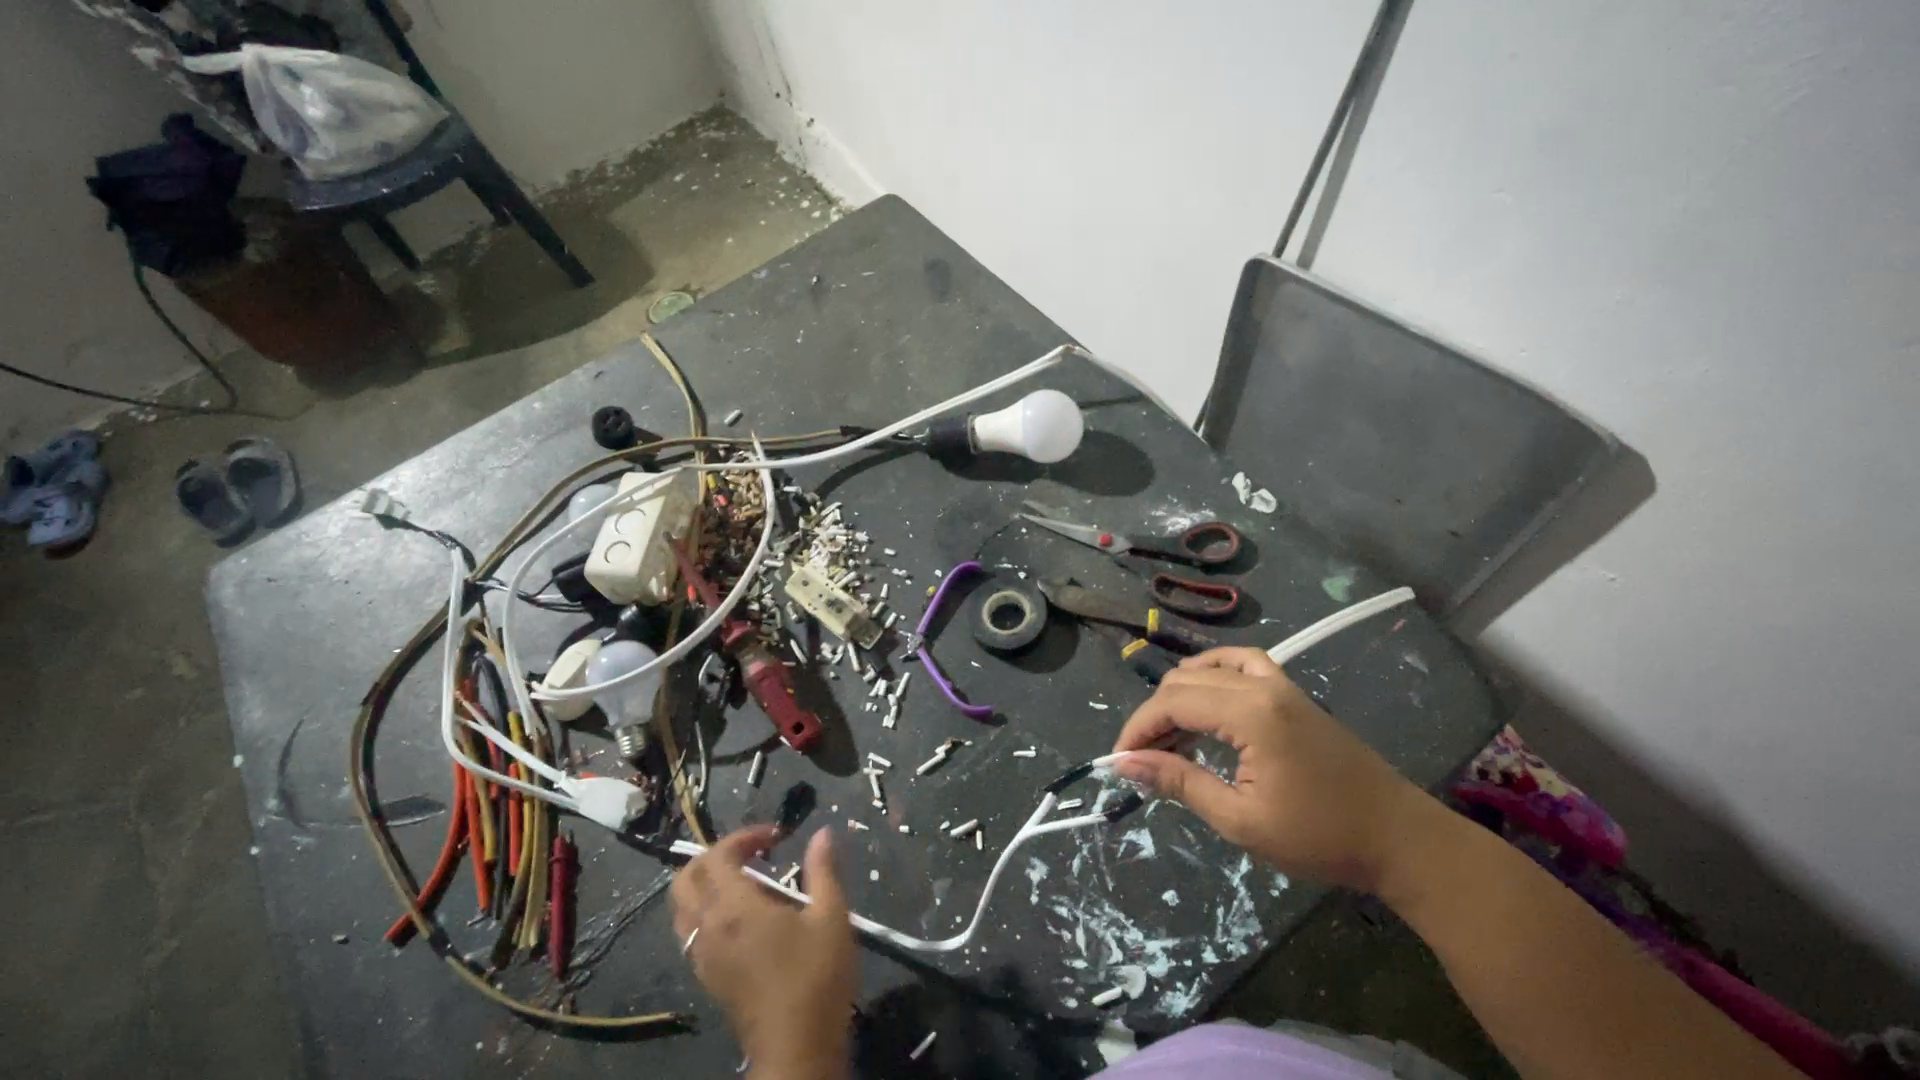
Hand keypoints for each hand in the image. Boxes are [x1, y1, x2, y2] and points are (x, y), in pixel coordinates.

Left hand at [671, 825, 855, 1077]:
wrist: (797, 1047)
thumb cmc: (816, 977)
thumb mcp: (831, 916)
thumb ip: (823, 870)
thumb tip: (822, 833)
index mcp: (734, 907)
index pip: (718, 855)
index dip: (744, 836)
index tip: (777, 837)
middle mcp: (708, 926)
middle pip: (686, 877)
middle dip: (715, 856)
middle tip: (752, 854)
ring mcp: (702, 955)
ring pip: (682, 906)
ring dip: (705, 884)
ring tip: (745, 883)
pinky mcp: (707, 977)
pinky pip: (690, 931)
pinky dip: (706, 911)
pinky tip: (742, 920)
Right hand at [1111, 646, 1445, 894]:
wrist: (1398, 838)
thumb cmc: (1319, 837)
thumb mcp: (1240, 820)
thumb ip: (1180, 783)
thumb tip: (1126, 763)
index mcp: (1251, 713)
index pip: (1173, 702)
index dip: (1138, 728)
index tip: (1120, 762)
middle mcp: (1263, 685)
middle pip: (1187, 682)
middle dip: (1154, 717)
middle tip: (1143, 760)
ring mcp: (1282, 685)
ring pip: (1211, 670)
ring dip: (1181, 698)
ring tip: (1170, 741)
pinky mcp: (1294, 694)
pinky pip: (1243, 665)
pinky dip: (1213, 677)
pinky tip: (1205, 703)